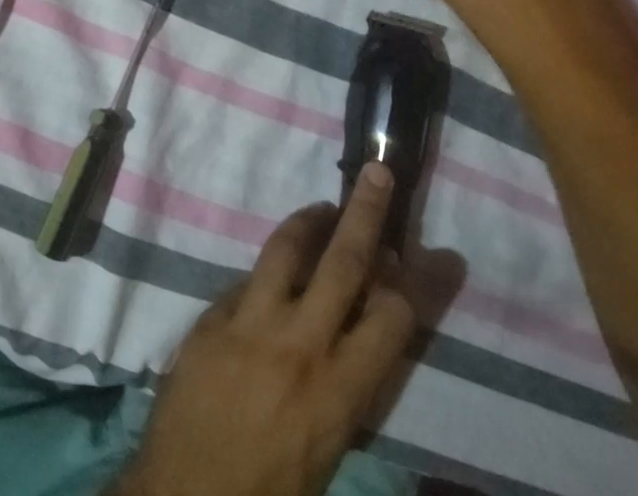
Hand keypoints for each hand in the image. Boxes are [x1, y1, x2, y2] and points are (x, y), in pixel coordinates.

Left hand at [115, 164, 416, 495]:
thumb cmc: (269, 489)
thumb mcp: (330, 445)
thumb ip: (348, 383)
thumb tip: (362, 331)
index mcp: (339, 389)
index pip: (393, 316)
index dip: (418, 282)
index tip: (430, 255)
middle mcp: (298, 345)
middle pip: (342, 262)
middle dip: (366, 213)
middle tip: (378, 174)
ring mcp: (246, 327)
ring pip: (282, 253)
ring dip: (307, 223)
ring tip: (321, 209)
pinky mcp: (206, 324)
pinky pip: (241, 284)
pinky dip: (262, 277)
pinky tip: (266, 282)